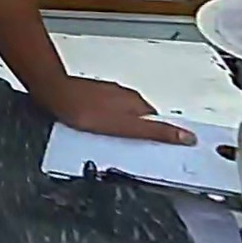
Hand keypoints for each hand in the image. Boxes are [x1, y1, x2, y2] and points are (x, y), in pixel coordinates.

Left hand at [48, 75, 192, 144]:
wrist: (56, 95)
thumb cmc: (87, 110)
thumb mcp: (127, 127)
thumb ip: (156, 132)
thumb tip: (185, 136)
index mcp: (136, 102)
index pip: (158, 121)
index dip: (160, 135)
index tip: (160, 148)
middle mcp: (123, 94)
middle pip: (139, 117)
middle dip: (138, 131)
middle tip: (132, 147)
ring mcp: (105, 94)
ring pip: (120, 113)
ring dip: (120, 126)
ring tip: (111, 139)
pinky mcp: (90, 96)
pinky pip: (103, 111)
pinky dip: (104, 121)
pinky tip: (95, 128)